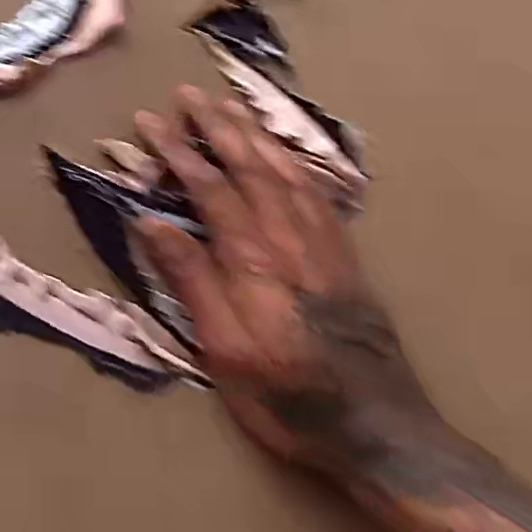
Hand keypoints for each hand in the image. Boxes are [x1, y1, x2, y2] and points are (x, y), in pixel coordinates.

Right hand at [135, 86, 531, 531]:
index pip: (211, 188)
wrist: (382, 438)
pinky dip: (298, 164)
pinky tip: (285, 154)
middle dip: (218, 126)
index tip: (149, 120)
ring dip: (256, 135)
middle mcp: (294, 242)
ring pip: (289, 175)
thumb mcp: (222, 346)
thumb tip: (149, 220)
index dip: (177, 150)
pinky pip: (321, 197)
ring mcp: (326, 248)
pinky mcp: (346, 261)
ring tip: (231, 106)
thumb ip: (190, 278)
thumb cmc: (284, 392)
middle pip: (253, 168)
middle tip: (189, 93)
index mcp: (257, 260)